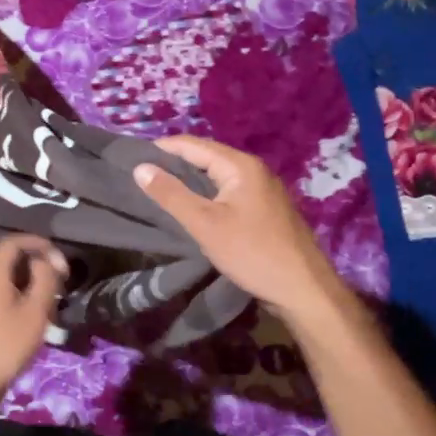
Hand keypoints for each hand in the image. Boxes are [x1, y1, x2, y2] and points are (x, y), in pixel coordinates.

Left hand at [0, 235, 65, 408]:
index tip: (60, 260)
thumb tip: (46, 261)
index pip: (12, 242)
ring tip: (48, 305)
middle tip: (59, 285)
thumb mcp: (36, 311)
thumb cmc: (8, 344)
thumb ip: (44, 279)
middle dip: (36, 266)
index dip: (38, 243)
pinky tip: (29, 320)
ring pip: (4, 279)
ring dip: (28, 284)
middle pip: (8, 261)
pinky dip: (16, 296)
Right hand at [134, 136, 343, 317]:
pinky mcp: (265, 208)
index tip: (131, 160)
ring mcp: (263, 189)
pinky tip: (191, 208)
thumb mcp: (204, 224)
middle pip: (205, 157)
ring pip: (216, 175)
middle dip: (173, 164)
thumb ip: (170, 194)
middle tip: (141, 177)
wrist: (304, 290)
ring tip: (159, 191)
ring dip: (189, 180)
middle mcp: (254, 170)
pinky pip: (227, 191)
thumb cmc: (252, 253)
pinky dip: (206, 194)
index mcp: (240, 166)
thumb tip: (140, 167)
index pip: (192, 145)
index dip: (161, 149)